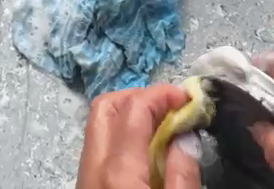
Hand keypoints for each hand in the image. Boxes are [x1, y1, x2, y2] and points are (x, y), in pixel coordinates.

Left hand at [77, 84, 201, 188]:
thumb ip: (182, 175)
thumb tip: (186, 138)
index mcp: (118, 170)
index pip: (134, 106)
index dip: (163, 94)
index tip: (188, 100)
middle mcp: (94, 165)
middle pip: (108, 105)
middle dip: (140, 97)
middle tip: (171, 110)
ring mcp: (84, 176)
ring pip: (99, 122)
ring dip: (128, 113)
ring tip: (161, 129)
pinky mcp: (85, 185)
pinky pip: (99, 145)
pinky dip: (120, 135)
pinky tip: (145, 152)